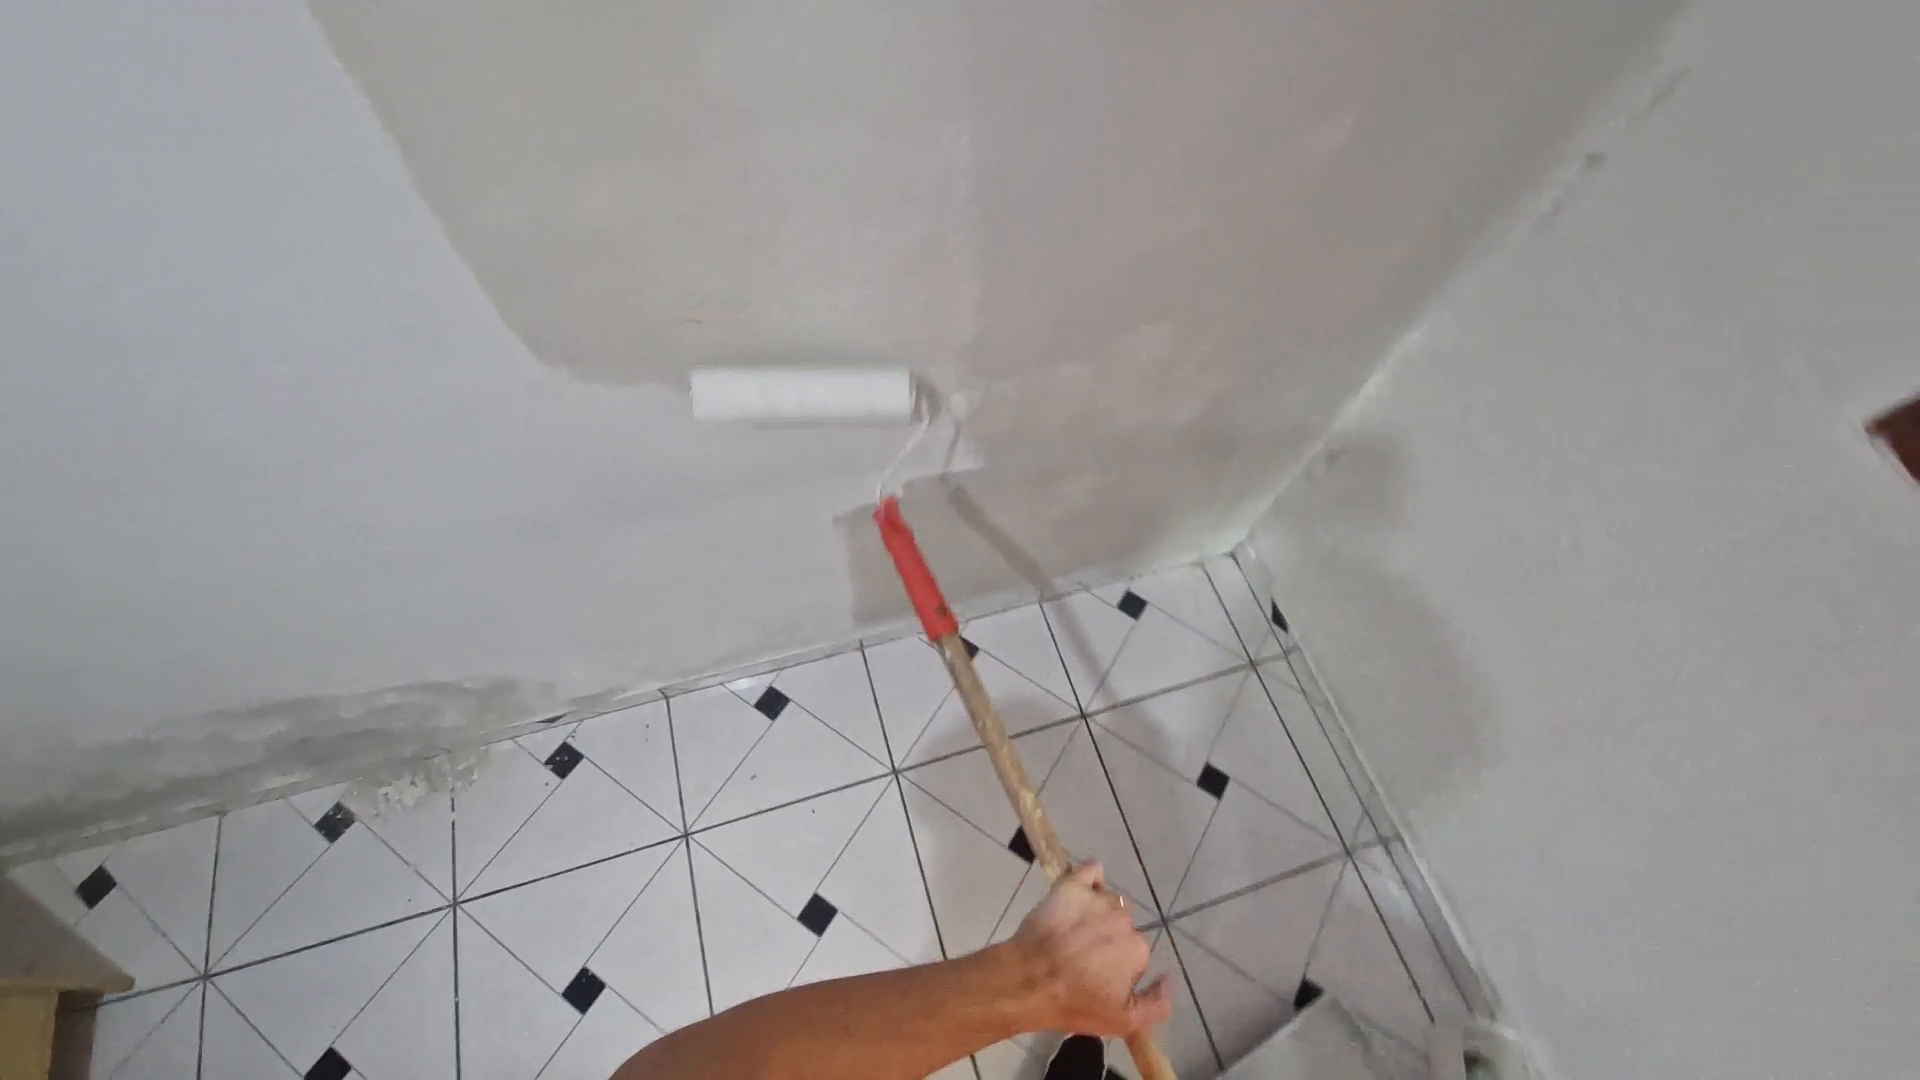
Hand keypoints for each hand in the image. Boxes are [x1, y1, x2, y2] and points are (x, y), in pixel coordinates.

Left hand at [1011, 861, 1172, 1036]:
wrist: (1030, 979)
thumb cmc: (1076, 1002)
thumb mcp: (1124, 1022)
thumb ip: (1157, 1004)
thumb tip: (1168, 979)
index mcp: (1137, 948)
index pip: (1137, 952)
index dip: (1121, 965)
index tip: (1102, 975)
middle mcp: (1122, 918)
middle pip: (1122, 924)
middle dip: (1110, 937)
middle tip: (1086, 954)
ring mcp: (1097, 898)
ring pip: (1107, 900)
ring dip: (1099, 911)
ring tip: (1077, 929)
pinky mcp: (1072, 885)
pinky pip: (1092, 869)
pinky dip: (1093, 874)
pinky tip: (1087, 884)